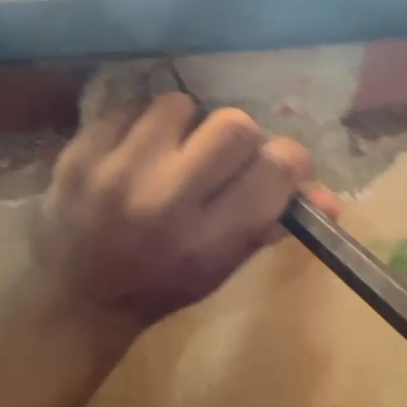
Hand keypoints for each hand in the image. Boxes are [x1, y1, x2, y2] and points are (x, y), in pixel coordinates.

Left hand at [32, 93, 337, 336]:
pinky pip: (129, 107)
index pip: (276, 168)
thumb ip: (271, 226)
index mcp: (208, 239)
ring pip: (179, 104)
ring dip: (183, 127)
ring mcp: (116, 173)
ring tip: (168, 155)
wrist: (76, 301)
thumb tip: (330, 199)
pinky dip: (139, 128)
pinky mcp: (78, 155)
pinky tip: (132, 156)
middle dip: (235, 140)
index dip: (287, 162)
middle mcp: (165, 201)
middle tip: (217, 161)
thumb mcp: (220, 268)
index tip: (276, 168)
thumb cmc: (160, 288)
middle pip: (234, 124)